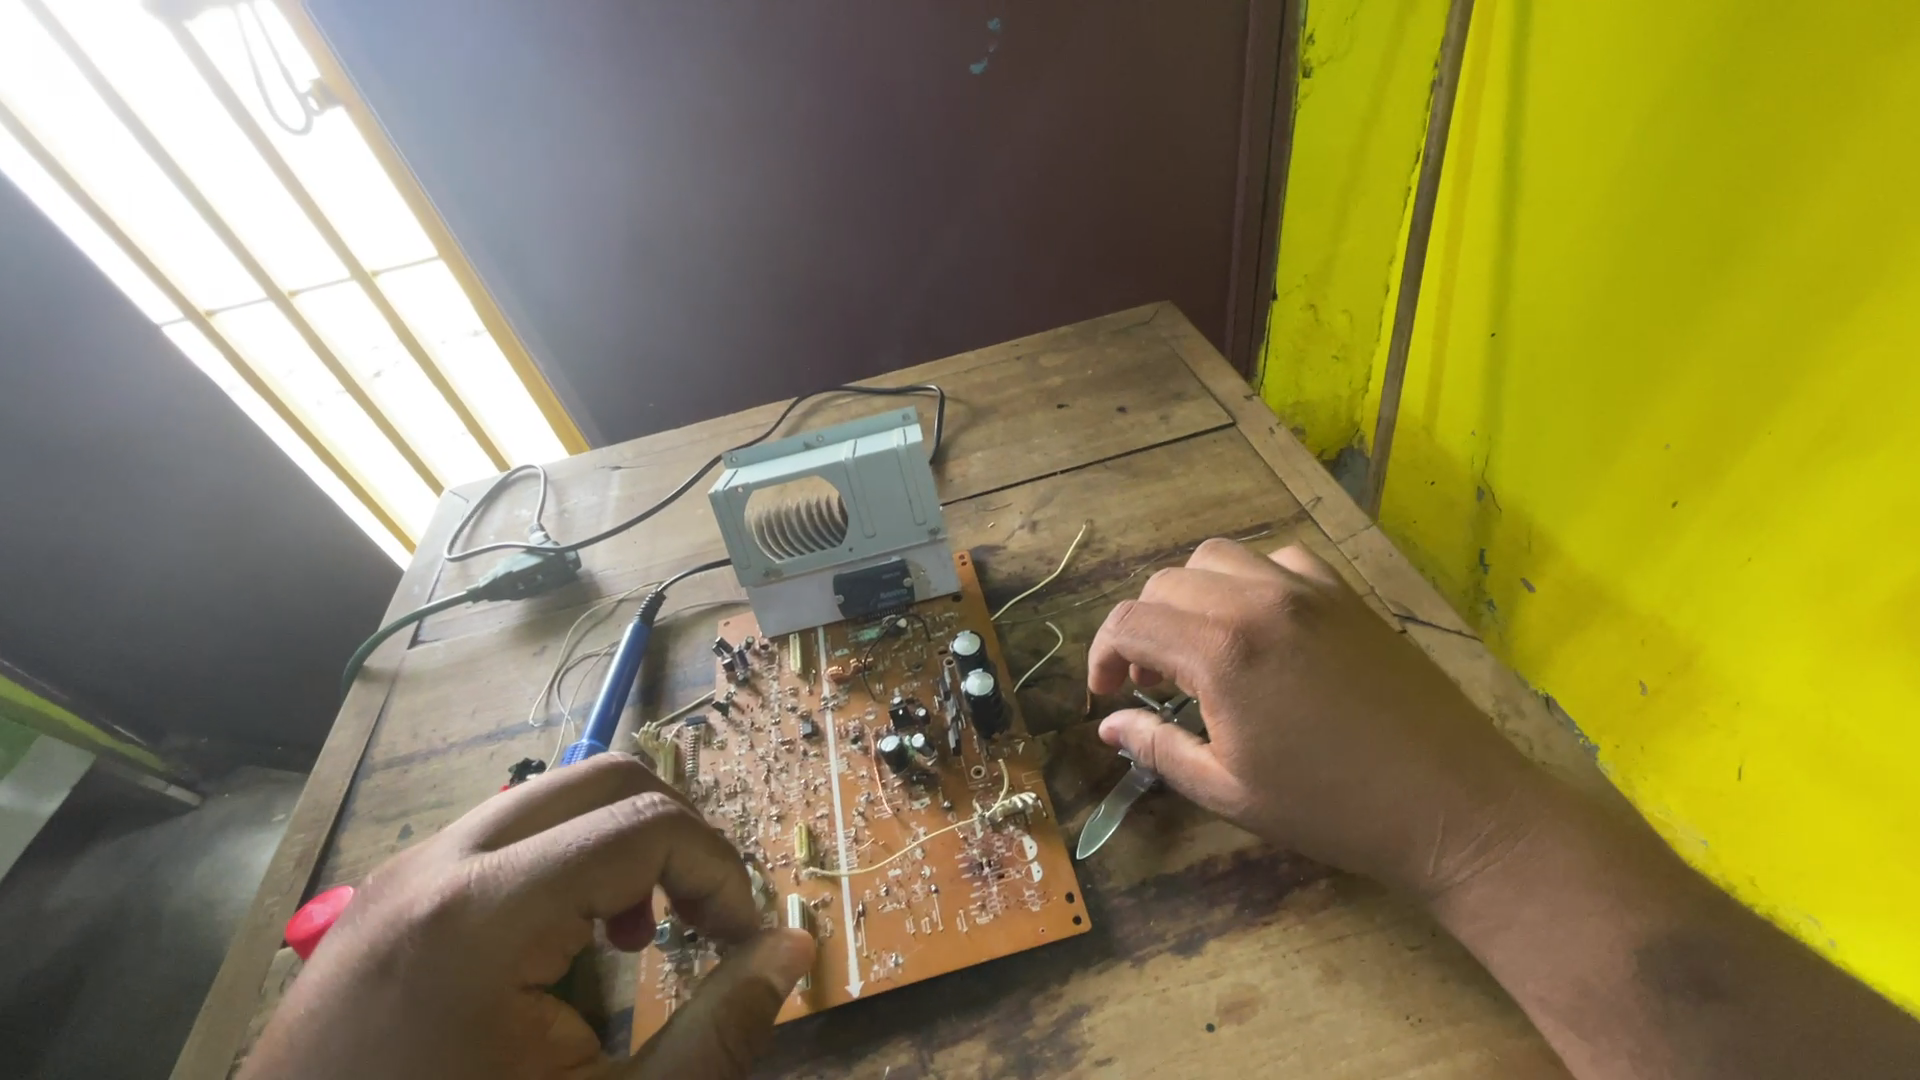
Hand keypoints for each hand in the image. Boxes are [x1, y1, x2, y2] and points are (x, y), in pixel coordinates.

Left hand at [241, 754, 813, 1079]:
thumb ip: (719, 1035)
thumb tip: (793, 946)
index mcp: (481, 917)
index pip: (649, 827)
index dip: (719, 872)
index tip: (740, 942)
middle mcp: (437, 864)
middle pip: (609, 777)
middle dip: (679, 836)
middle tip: (701, 915)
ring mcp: (404, 871)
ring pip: (560, 795)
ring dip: (625, 843)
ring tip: (633, 936)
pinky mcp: (389, 893)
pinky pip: (513, 831)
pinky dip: (571, 860)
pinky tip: (565, 948)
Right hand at [1087, 538, 1554, 897]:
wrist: (1456, 807)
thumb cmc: (1333, 808)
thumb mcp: (1228, 790)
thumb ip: (1157, 748)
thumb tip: (1108, 725)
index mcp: (1221, 652)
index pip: (1129, 622)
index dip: (1101, 655)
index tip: (1106, 694)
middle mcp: (1257, 602)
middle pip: (1164, 584)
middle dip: (1142, 629)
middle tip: (1154, 682)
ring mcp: (1307, 590)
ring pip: (1215, 558)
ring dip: (1190, 597)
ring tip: (1203, 645)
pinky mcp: (1345, 594)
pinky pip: (1278, 561)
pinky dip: (1250, 582)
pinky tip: (1263, 626)